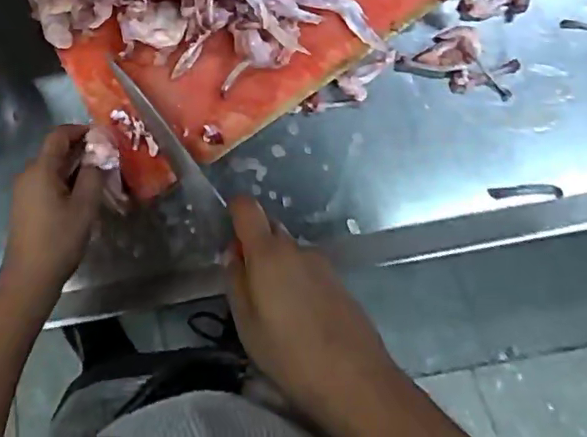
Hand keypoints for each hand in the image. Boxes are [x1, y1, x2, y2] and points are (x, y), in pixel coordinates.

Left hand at [0, 124, 102, 299]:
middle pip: (55, 150)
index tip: (102, 136)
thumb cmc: (58, 240)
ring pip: (52, 166)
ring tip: (98, 176)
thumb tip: (99, 151)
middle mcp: (28, 173)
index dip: (80, 130)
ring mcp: (24, 190)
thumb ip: (93, 174)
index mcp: (40, 169)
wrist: (28, 280)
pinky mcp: (25, 204)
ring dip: (74, 166)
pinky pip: (46, 181)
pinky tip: (80, 194)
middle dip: (81, 149)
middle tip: (106, 157)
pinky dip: (64, 180)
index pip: (59, 134)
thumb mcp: (84, 206)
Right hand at [225, 197, 462, 436]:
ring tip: (277, 308)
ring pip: (290, 252)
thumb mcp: (247, 324)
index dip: (234, 209)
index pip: (246, 206)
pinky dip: (299, 282)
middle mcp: (295, 248)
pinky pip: (309, 270)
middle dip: (256, 244)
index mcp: (267, 252)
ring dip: (279, 267)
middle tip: (249, 281)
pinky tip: (302, 318)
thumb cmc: (290, 353)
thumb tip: (232, 252)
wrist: (357, 380)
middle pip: (270, 228)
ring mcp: (321, 263)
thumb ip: (235, 280)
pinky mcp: (339, 281)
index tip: (228, 232)